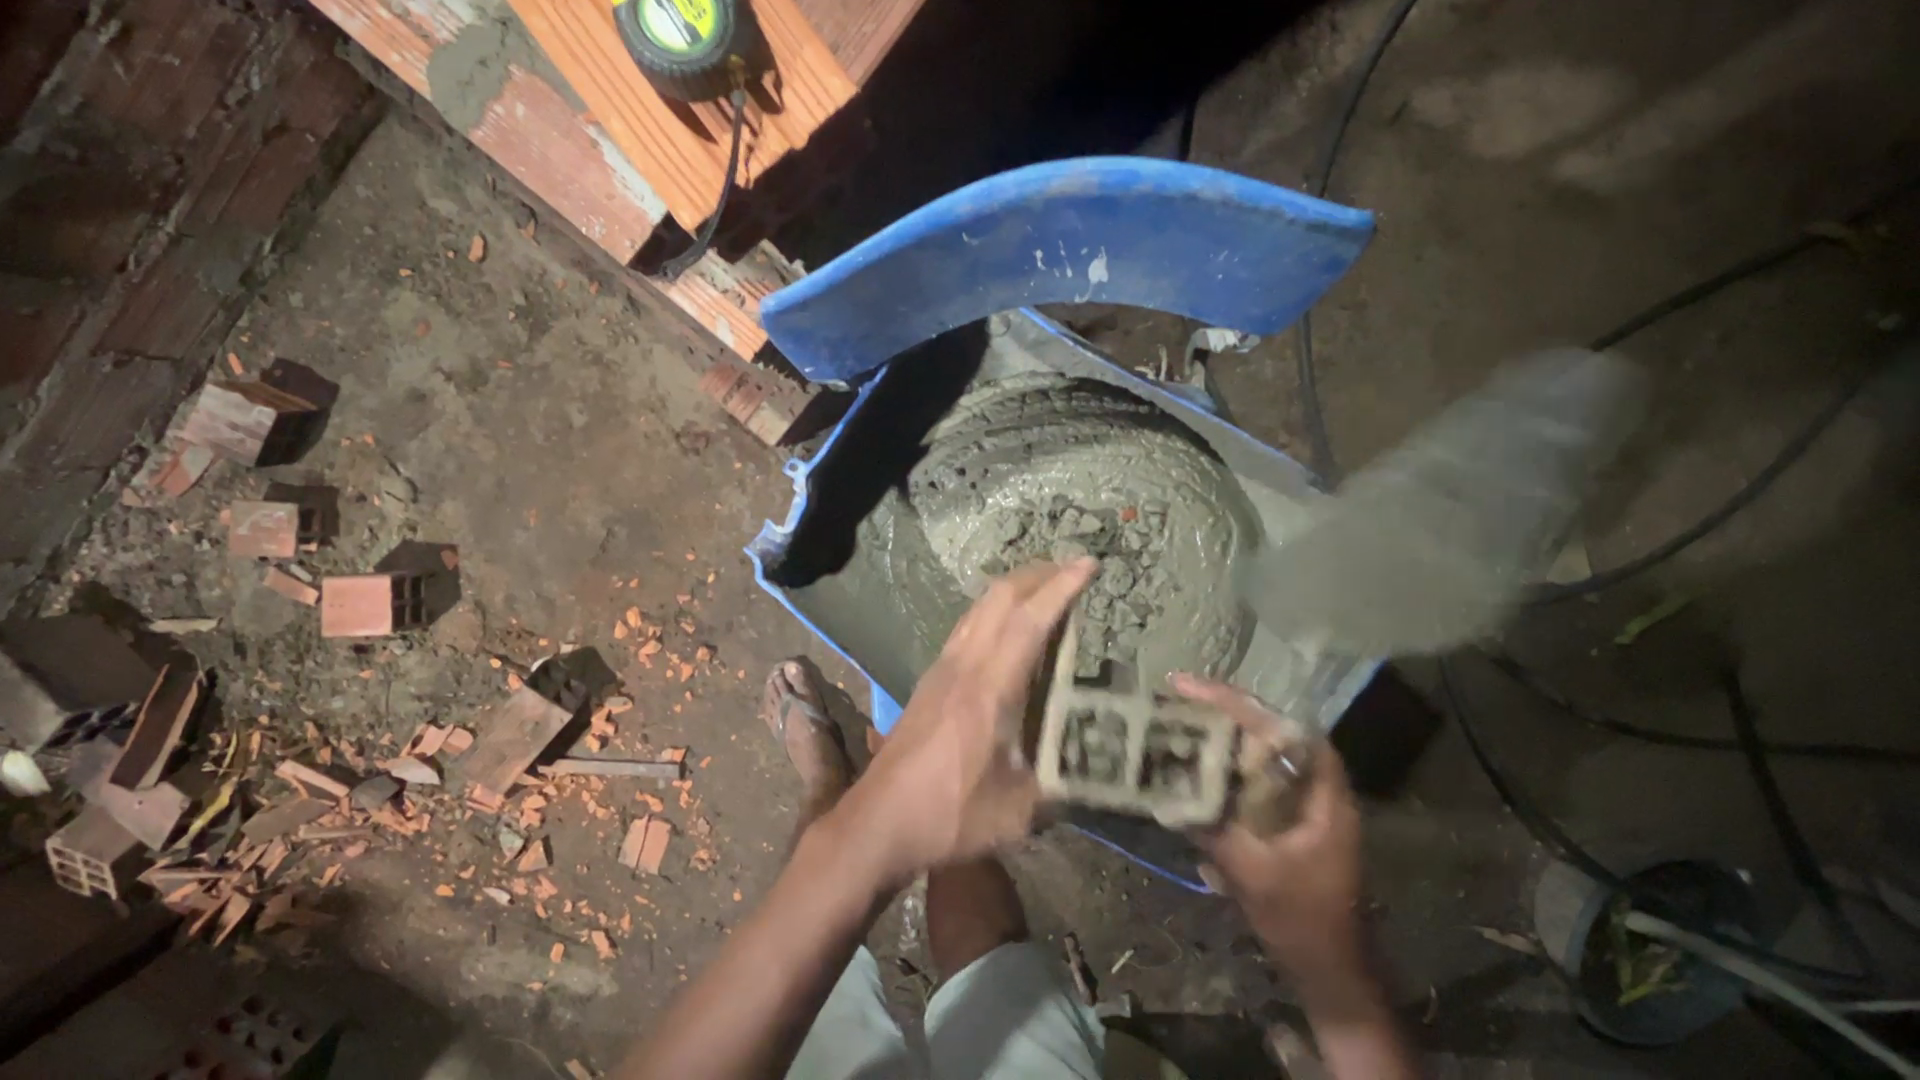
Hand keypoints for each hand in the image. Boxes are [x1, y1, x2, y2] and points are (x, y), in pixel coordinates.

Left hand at [830, 557, 1096, 884]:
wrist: (875, 824)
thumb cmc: (948, 816)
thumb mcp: (1017, 812)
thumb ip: (1058, 786)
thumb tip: (1091, 774)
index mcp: (988, 690)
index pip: (1029, 621)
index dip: (1061, 588)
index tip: (1088, 563)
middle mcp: (962, 667)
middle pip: (998, 598)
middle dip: (1037, 574)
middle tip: (1072, 569)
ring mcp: (940, 671)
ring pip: (978, 609)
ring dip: (1012, 589)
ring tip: (1044, 590)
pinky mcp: (928, 683)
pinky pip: (967, 627)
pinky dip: (994, 612)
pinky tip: (1007, 630)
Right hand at [1171, 674, 1363, 975]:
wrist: (1330, 969)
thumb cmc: (1302, 919)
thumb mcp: (1254, 874)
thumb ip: (1213, 831)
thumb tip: (1167, 795)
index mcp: (1323, 793)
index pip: (1283, 726)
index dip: (1238, 702)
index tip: (1193, 689)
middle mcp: (1318, 788)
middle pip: (1272, 732)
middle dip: (1225, 711)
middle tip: (1179, 696)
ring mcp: (1306, 806)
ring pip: (1263, 753)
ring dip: (1225, 735)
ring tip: (1182, 719)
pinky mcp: (1291, 823)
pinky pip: (1257, 779)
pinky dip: (1227, 768)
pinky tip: (1196, 767)